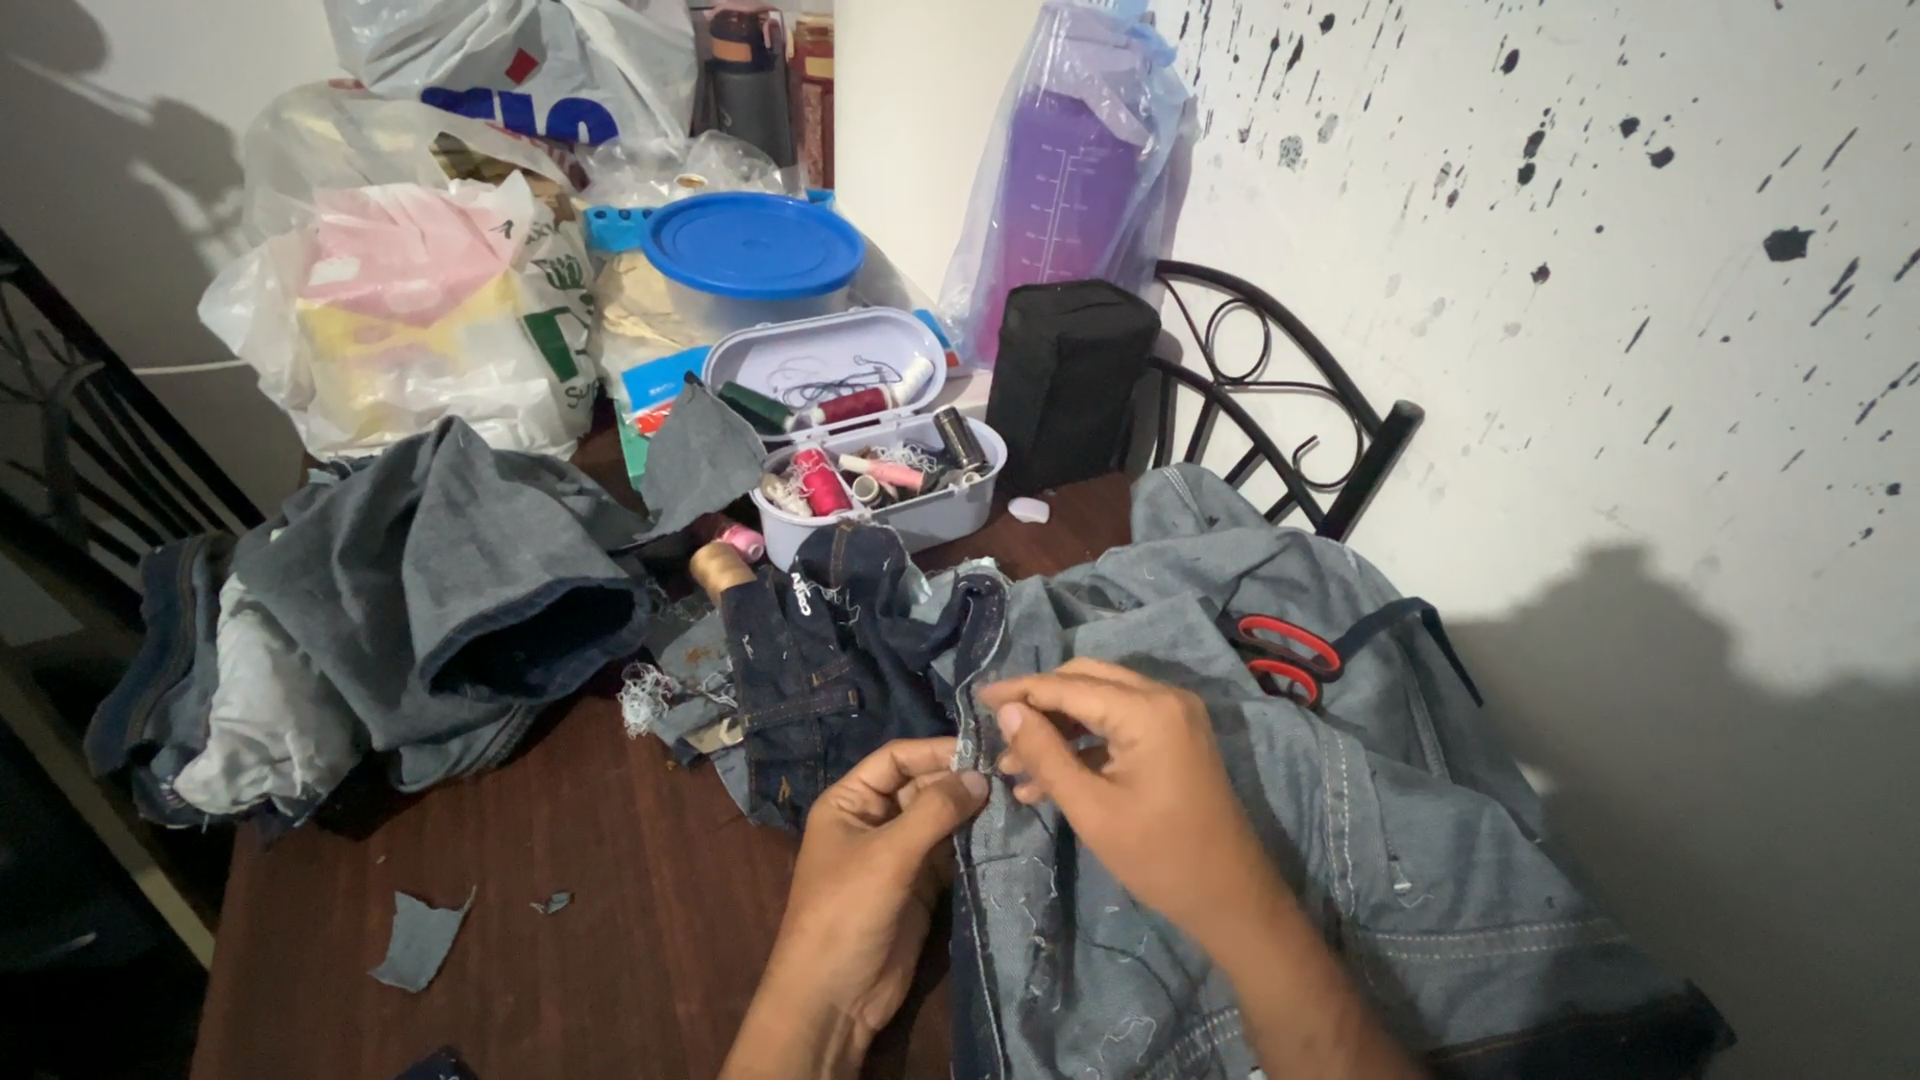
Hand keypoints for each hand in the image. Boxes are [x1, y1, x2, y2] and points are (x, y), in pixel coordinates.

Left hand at [722, 738, 987, 1078]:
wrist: (833, 1000)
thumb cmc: (846, 913)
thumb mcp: (888, 855)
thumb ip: (934, 811)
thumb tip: (980, 776)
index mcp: (850, 801)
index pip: (896, 758)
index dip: (936, 750)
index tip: (982, 749)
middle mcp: (874, 819)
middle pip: (922, 785)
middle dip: (959, 781)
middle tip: (1007, 775)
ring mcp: (898, 853)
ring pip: (940, 818)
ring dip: (971, 811)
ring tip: (1013, 799)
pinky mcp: (920, 884)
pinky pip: (950, 851)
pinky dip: (972, 842)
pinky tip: (1002, 833)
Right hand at [978, 658, 1289, 948]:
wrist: (1230, 897)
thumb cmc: (1158, 856)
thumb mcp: (1090, 807)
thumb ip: (1045, 753)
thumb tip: (1008, 711)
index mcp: (1146, 710)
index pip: (1068, 686)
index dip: (1020, 690)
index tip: (978, 698)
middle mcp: (1162, 697)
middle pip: (1084, 680)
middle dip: (1039, 705)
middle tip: (998, 730)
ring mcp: (1172, 714)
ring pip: (1099, 700)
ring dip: (1058, 727)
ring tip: (1013, 766)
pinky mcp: (1173, 735)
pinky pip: (1118, 723)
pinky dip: (1083, 743)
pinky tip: (1046, 778)